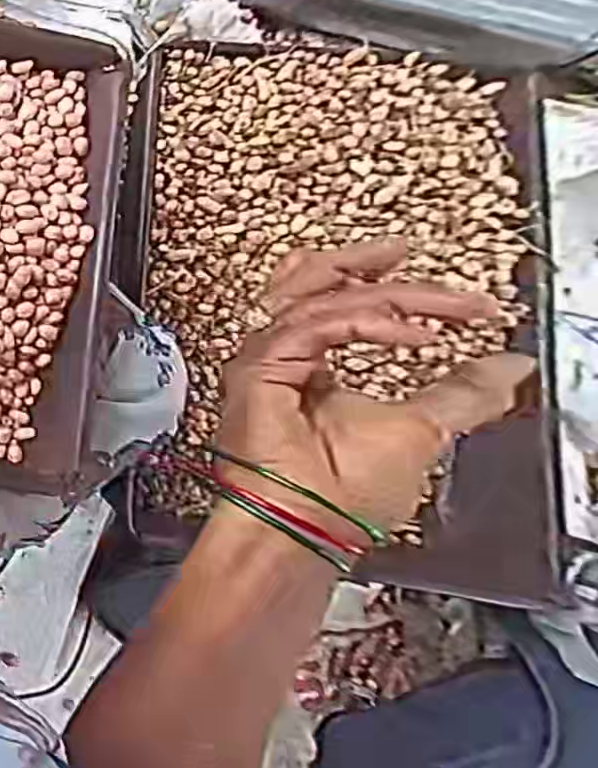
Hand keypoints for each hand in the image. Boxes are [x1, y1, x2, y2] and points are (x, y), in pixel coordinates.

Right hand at [214, 239, 534, 540]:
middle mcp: (281, 356)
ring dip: (378, 292)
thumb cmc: (347, 487)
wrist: (310, 516)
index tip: (456, 301)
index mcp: (307, 366)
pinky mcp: (260, 368)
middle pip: (302, 290)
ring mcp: (265, 360)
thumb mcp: (426, 430)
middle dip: (353, 265)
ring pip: (311, 300)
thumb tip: (507, 362)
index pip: (326, 308)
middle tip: (400, 251)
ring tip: (441, 300)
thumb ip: (460, 393)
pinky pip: (314, 328)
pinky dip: (367, 323)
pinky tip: (417, 335)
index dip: (382, 290)